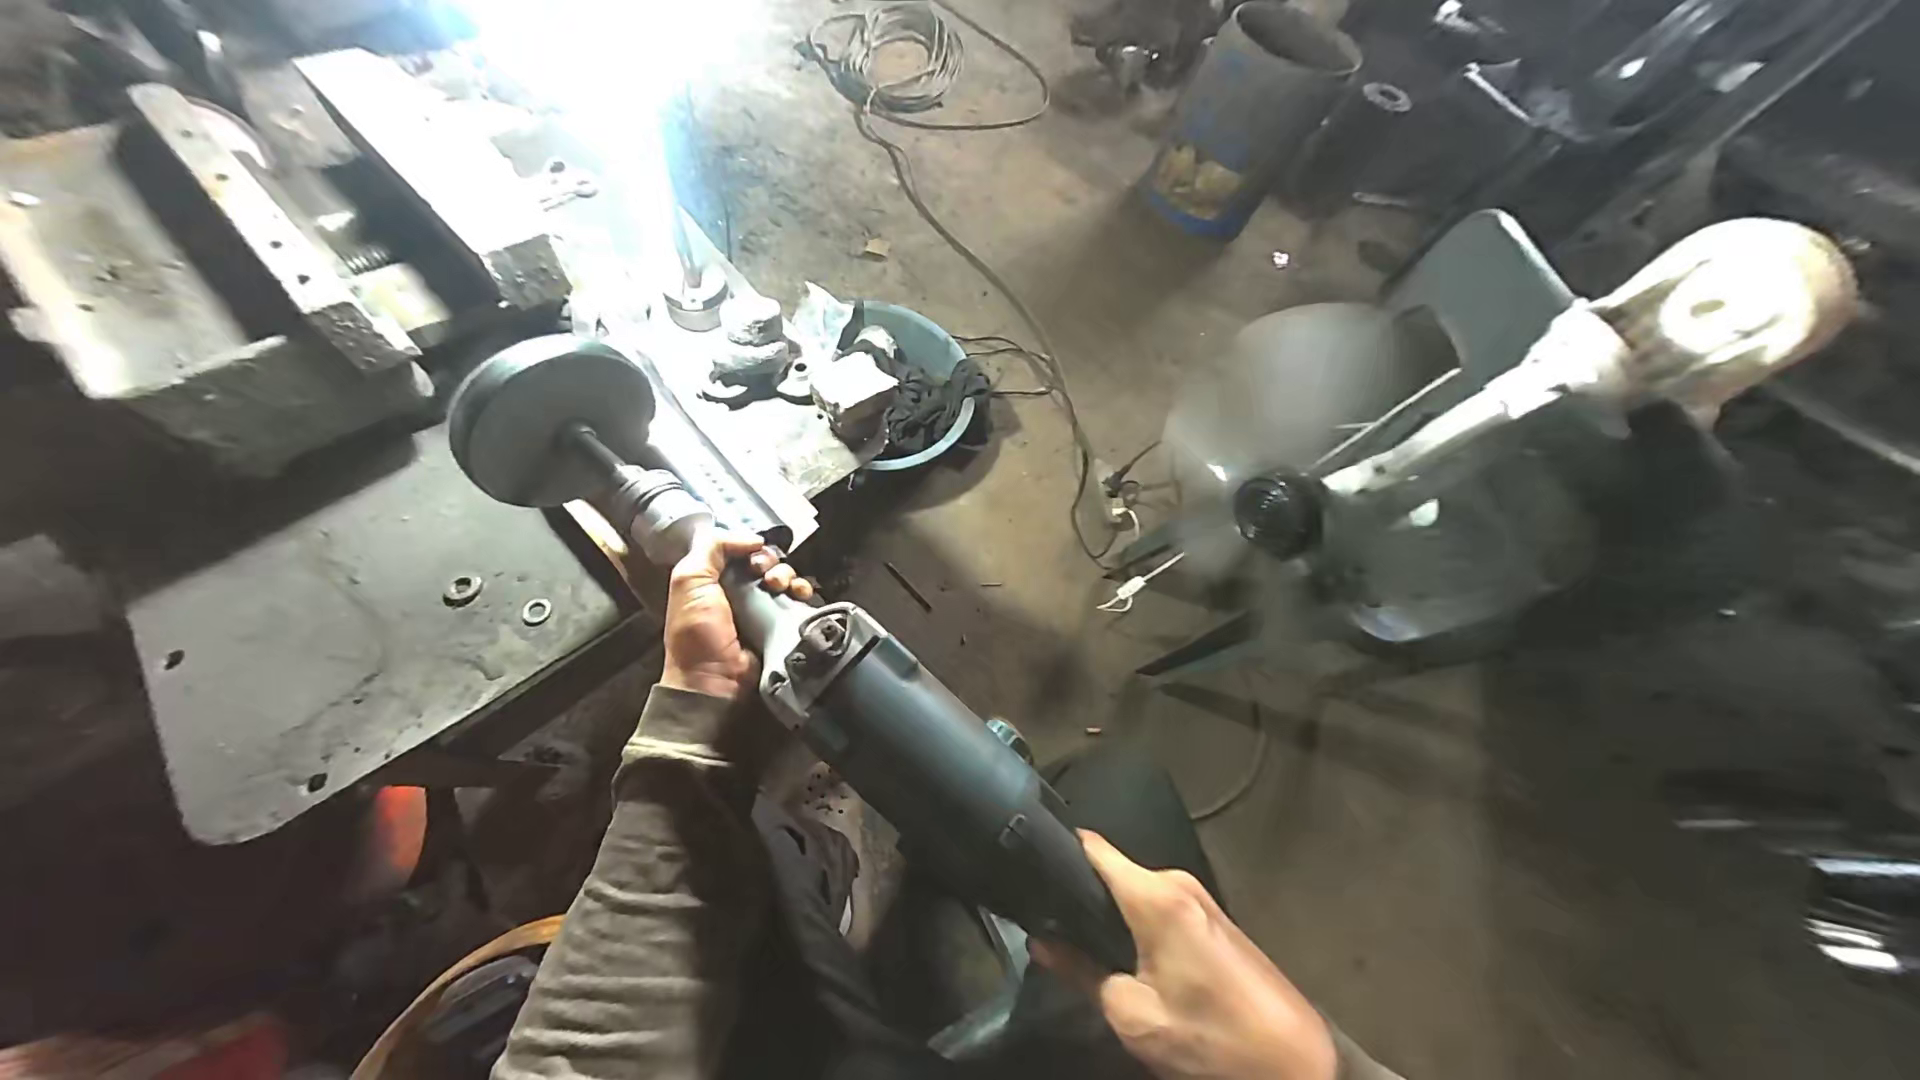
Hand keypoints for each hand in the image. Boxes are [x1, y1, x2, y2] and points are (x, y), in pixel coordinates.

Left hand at [660, 526, 814, 700]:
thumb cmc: (697, 633)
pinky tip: (798, 595)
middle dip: (770, 562)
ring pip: (785, 578)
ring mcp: (763, 609)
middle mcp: (740, 591)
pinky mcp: (783, 624)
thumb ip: (712, 549)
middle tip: (765, 576)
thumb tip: (753, 538)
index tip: (752, 554)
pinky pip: (799, 599)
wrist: (716, 680)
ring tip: (780, 588)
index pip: (740, 550)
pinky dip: (802, 592)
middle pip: (766, 562)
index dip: (749, 547)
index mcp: (714, 580)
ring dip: (787, 576)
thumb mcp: (689, 581)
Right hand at [1030, 831, 1335, 1079]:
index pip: (1090, 845)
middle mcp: (1175, 880)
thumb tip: (1043, 943)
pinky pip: (1158, 903)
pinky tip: (1129, 953)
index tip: (1031, 871)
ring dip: (1110, 911)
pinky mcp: (1210, 914)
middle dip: (1083, 893)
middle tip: (1054, 923)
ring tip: (1087, 942)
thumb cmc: (1211, 1037)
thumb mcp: (1134, 1014)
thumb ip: (1080, 971)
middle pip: (1111, 869)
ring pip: (1133, 888)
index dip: (1056, 852)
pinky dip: (1136, 920)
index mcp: (1153, 893)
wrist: (1301, 1064)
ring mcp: (1197, 894)